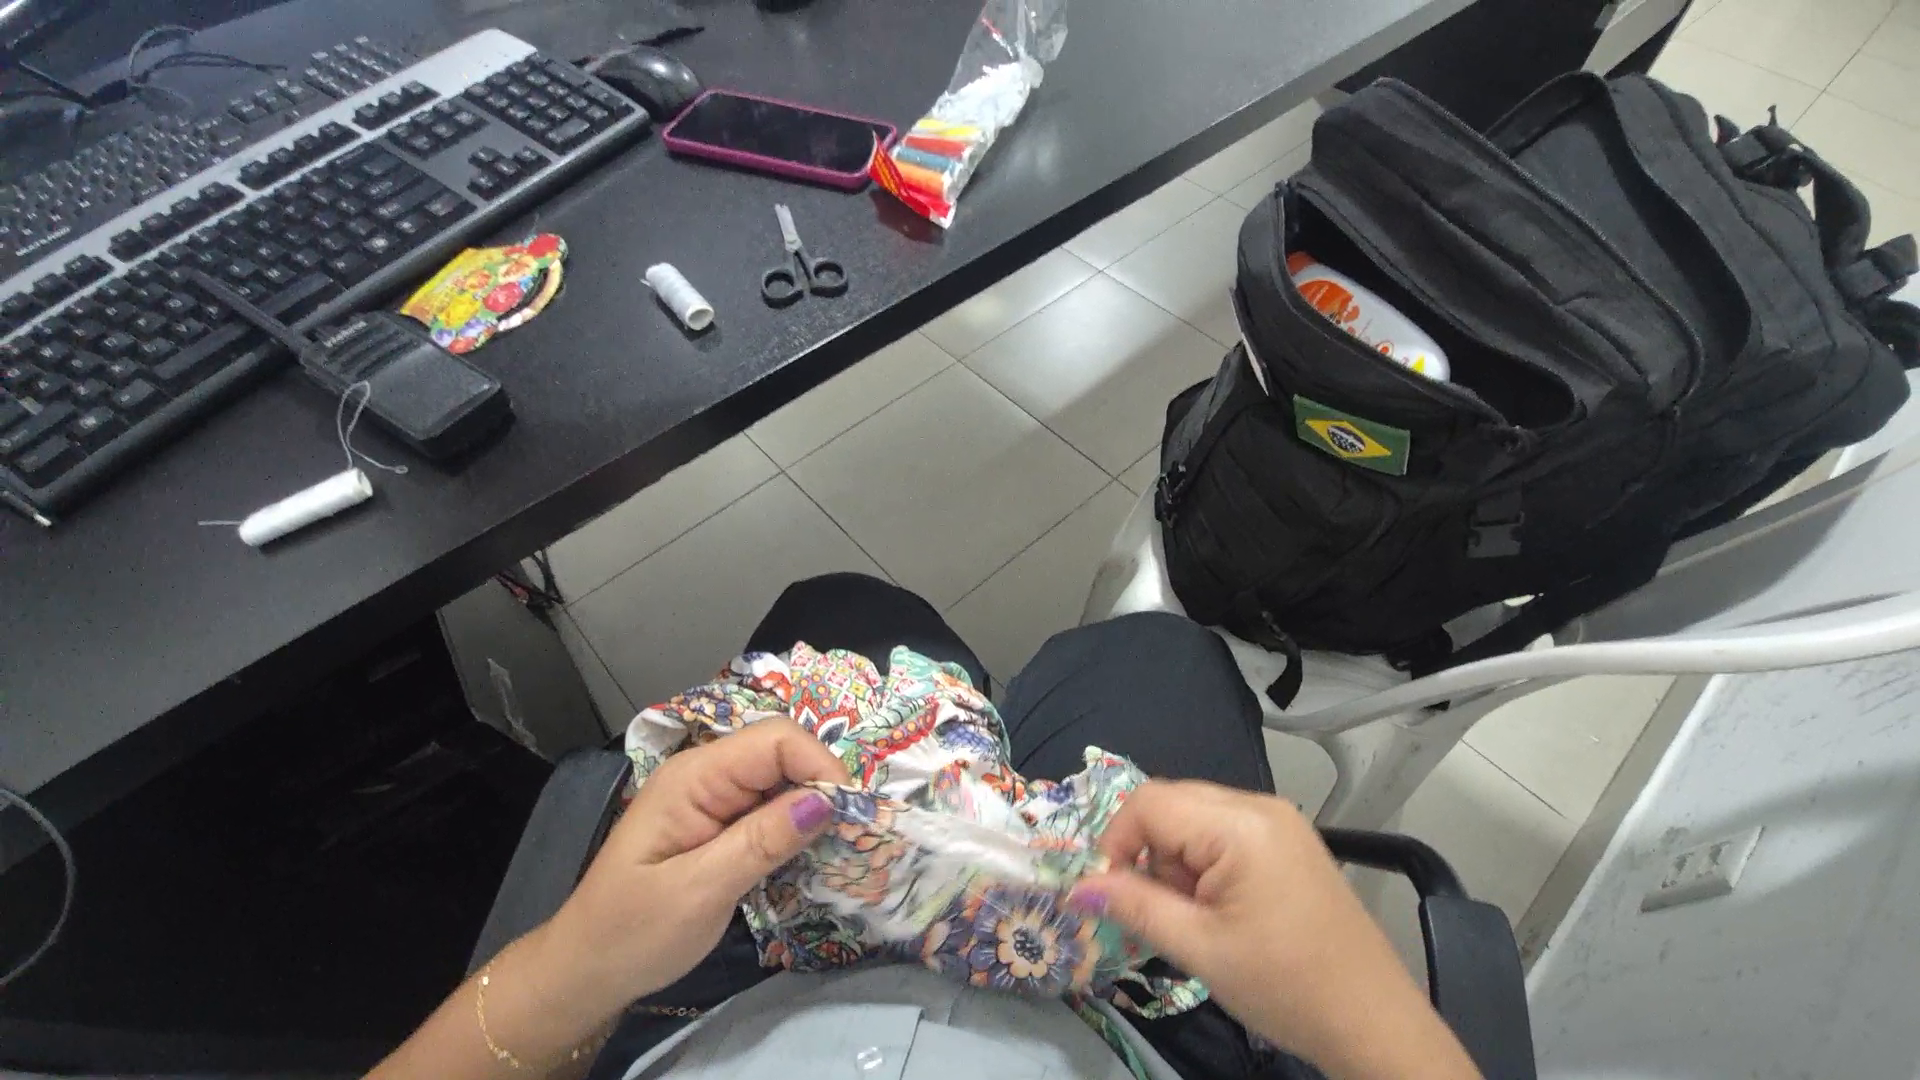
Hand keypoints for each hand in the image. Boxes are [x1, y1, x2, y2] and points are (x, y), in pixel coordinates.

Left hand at [540, 719, 849, 1017]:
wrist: (584, 971)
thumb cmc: (632, 932)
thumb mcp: (700, 892)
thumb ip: (763, 842)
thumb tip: (828, 801)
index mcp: (696, 776)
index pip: (776, 739)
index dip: (819, 765)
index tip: (847, 816)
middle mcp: (708, 773)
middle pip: (783, 753)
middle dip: (821, 785)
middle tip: (848, 836)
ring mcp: (714, 796)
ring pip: (782, 779)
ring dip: (812, 808)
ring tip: (834, 847)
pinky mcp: (721, 821)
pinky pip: (771, 806)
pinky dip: (795, 826)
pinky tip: (806, 854)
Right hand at [1067, 782, 1479, 1079]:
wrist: (1375, 1025)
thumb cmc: (1285, 986)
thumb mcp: (1199, 949)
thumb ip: (1133, 906)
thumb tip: (1078, 886)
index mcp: (1239, 824)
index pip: (1149, 803)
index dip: (1116, 842)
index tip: (1110, 892)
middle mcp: (1259, 805)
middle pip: (1171, 804)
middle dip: (1149, 852)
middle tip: (1158, 909)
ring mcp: (1278, 819)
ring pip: (1194, 817)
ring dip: (1176, 859)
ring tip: (1196, 916)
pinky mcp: (1288, 838)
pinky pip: (1223, 830)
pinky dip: (1203, 860)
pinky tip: (1220, 907)